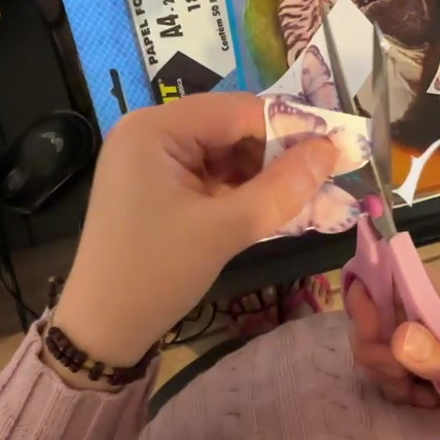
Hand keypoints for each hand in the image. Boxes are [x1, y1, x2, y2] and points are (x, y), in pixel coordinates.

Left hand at [53, 94, 336, 372]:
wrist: (103, 328)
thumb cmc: (157, 273)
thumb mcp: (225, 229)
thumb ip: (282, 188)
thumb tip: (331, 151)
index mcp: (154, 128)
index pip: (238, 111)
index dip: (290, 127)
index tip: (337, 149)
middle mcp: (149, 132)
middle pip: (231, 129)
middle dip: (278, 154)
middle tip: (327, 177)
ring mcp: (151, 161)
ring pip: (224, 155)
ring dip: (264, 174)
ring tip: (307, 196)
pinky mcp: (156, 187)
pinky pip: (209, 177)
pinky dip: (241, 191)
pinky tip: (274, 206)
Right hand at [345, 265, 439, 439]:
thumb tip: (396, 338)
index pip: (386, 270)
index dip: (365, 299)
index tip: (375, 341)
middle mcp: (436, 305)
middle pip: (374, 309)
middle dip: (373, 347)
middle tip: (400, 380)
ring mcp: (434, 332)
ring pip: (380, 340)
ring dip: (387, 372)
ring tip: (419, 396)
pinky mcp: (434, 357)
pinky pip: (396, 365)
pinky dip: (400, 385)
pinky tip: (425, 402)